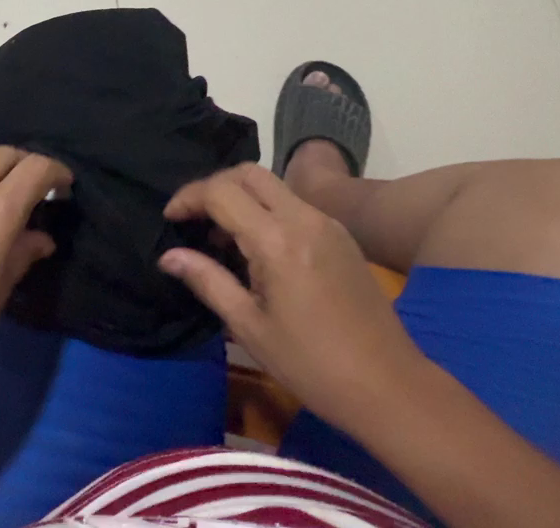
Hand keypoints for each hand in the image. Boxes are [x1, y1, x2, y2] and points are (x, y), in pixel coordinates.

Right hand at [159, 164, 420, 414]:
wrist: (390, 385)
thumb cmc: (312, 365)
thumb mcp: (250, 327)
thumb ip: (207, 281)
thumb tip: (169, 256)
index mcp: (277, 241)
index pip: (222, 192)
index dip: (189, 198)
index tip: (169, 219)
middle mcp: (304, 219)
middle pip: (249, 173)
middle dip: (214, 186)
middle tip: (193, 219)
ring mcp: (327, 224)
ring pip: (273, 185)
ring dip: (241, 197)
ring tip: (220, 237)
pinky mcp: (342, 235)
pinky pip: (294, 204)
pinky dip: (266, 210)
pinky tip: (257, 248)